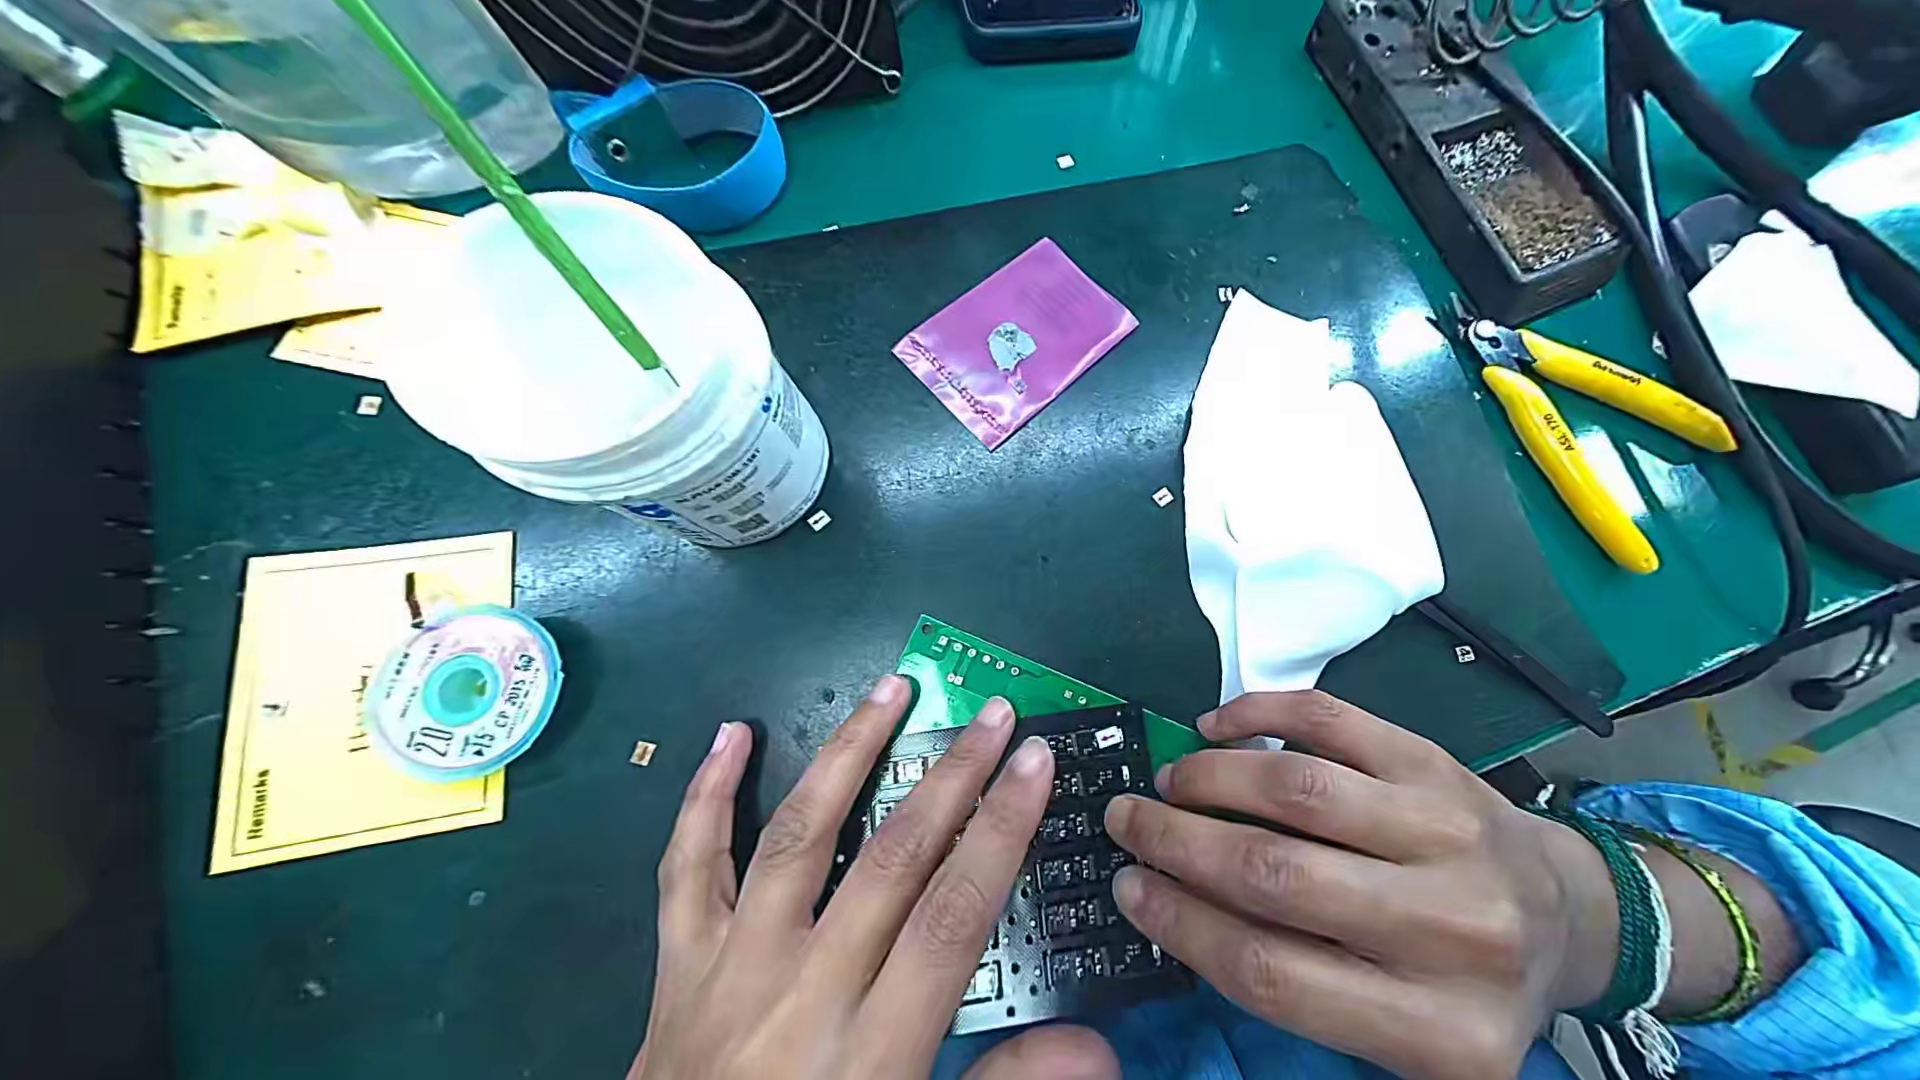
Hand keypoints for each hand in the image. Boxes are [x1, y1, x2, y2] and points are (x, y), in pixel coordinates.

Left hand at [632, 676, 1119, 1079]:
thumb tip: (1096, 1047)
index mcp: (871, 1049)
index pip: (954, 913)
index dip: (1000, 829)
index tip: (1034, 762)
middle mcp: (802, 990)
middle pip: (891, 859)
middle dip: (952, 777)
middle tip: (994, 715)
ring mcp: (732, 967)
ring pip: (798, 833)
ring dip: (848, 751)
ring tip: (889, 688)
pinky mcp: (678, 962)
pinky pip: (688, 865)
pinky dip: (706, 794)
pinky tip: (731, 733)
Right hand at [1103, 691, 1617, 1079]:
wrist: (1569, 915)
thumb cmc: (1454, 975)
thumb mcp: (1389, 1018)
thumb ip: (1290, 975)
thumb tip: (1170, 895)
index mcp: (1436, 1031)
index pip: (1269, 972)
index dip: (1178, 922)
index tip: (1128, 886)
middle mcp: (1452, 932)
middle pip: (1274, 873)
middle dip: (1173, 839)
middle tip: (1126, 819)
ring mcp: (1448, 831)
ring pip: (1295, 789)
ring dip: (1207, 777)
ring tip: (1170, 779)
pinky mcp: (1435, 760)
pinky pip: (1326, 718)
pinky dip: (1255, 713)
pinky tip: (1215, 725)